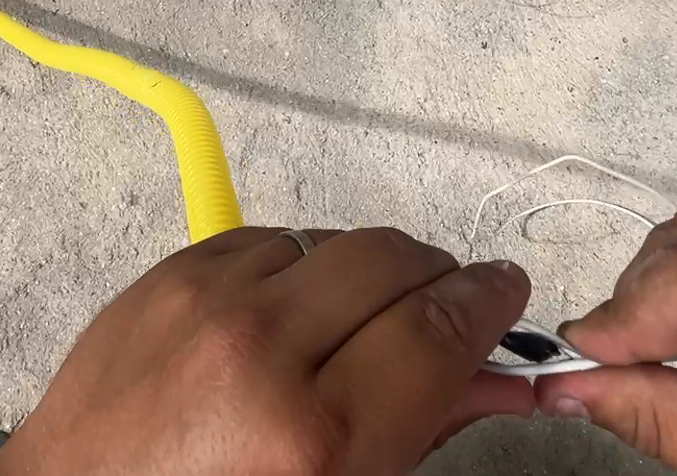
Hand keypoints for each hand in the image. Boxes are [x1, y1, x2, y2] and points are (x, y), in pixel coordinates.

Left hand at [0, 227, 532, 475]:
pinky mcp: (170, 269)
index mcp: (311, 436)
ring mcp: (206, 296)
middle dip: (432, 273)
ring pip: (331, 241)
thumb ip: (421, 430)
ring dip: (360, 273)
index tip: (505, 289)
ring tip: (350, 320)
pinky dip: (297, 266)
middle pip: (389, 259)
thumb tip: (492, 374)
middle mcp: (259, 347)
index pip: (433, 330)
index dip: (485, 303)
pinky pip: (269, 239)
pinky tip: (287, 308)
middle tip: (443, 300)